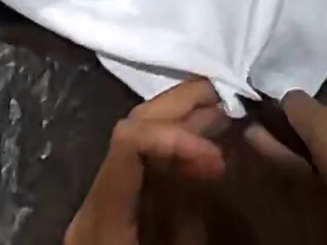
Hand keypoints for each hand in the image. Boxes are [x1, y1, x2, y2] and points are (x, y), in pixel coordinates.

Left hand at [65, 78, 228, 244]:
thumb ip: (190, 220)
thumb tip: (219, 164)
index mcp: (102, 220)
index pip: (129, 142)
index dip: (176, 136)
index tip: (217, 161)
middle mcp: (95, 199)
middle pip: (134, 124)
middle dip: (184, 107)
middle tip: (231, 108)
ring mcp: (102, 200)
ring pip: (139, 132)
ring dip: (184, 119)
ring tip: (225, 120)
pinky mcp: (116, 210)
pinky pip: (144, 160)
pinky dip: (178, 145)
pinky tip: (207, 154)